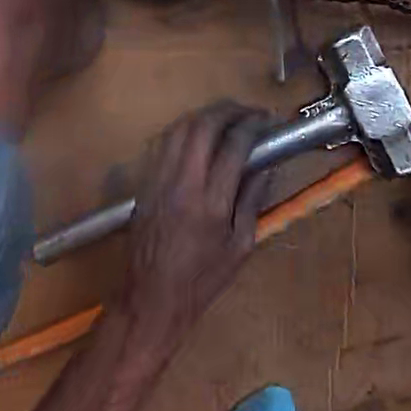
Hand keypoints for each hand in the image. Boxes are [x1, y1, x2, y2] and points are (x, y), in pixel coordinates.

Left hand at [119, 101, 274, 346]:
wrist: (150, 300)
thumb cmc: (202, 280)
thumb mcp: (240, 246)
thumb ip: (252, 200)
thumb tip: (265, 166)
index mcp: (211, 203)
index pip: (234, 145)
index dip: (253, 125)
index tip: (266, 120)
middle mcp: (182, 184)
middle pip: (203, 126)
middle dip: (229, 110)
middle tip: (247, 111)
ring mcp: (158, 180)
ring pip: (179, 128)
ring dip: (204, 114)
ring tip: (225, 117)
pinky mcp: (143, 183)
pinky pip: (162, 142)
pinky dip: (183, 129)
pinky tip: (196, 133)